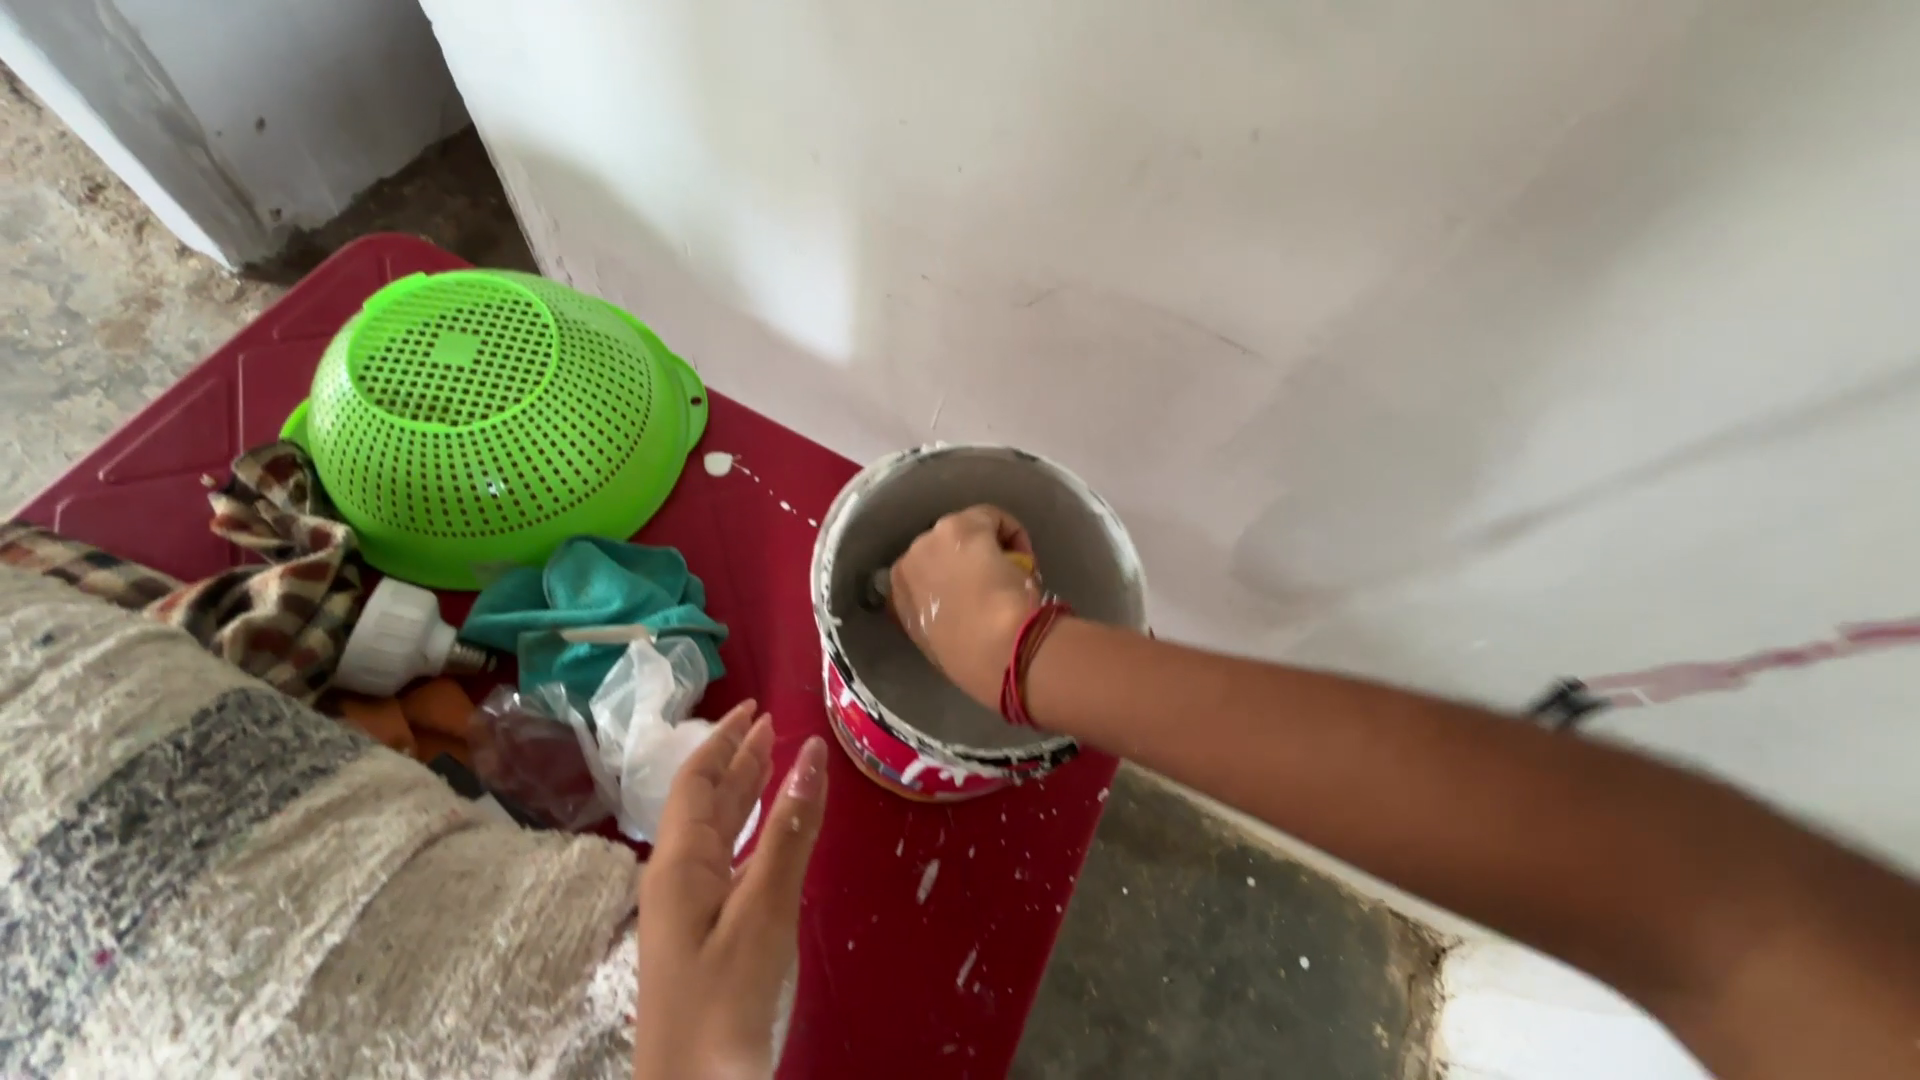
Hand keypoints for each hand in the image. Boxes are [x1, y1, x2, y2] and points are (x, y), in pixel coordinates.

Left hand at [633, 701, 827, 1079]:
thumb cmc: (726, 1001)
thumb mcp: (765, 911)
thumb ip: (790, 832)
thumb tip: (811, 754)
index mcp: (679, 862)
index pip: (699, 780)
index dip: (727, 740)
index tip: (757, 707)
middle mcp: (676, 877)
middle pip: (705, 801)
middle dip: (737, 759)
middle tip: (771, 724)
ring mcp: (687, 909)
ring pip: (715, 832)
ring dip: (743, 793)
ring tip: (773, 761)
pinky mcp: (703, 934)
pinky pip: (726, 860)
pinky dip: (750, 831)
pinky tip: (767, 833)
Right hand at [887, 505, 1041, 706]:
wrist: (995, 647)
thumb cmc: (972, 658)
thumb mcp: (940, 645)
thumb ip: (940, 621)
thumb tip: (961, 613)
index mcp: (898, 595)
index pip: (924, 574)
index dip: (955, 580)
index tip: (977, 595)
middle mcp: (909, 560)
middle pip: (943, 547)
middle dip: (968, 559)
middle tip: (997, 582)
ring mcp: (935, 539)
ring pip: (967, 528)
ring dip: (989, 545)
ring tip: (1014, 572)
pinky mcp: (965, 524)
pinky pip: (991, 518)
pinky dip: (1012, 534)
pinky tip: (1026, 563)